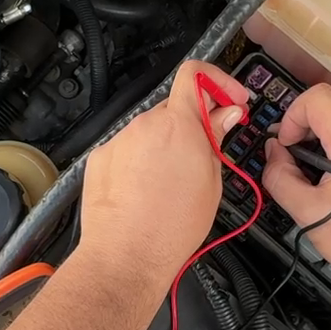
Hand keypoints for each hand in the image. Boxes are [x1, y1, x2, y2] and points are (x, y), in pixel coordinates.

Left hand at [77, 61, 246, 294]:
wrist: (126, 255)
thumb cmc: (171, 228)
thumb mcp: (210, 181)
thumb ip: (215, 138)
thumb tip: (225, 114)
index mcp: (180, 124)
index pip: (195, 74)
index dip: (216, 81)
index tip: (228, 98)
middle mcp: (146, 124)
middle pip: (174, 109)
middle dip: (191, 125)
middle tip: (204, 153)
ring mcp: (120, 139)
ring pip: (150, 131)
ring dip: (163, 146)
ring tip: (170, 183)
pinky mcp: (101, 156)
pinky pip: (127, 149)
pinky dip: (139, 161)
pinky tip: (144, 190)